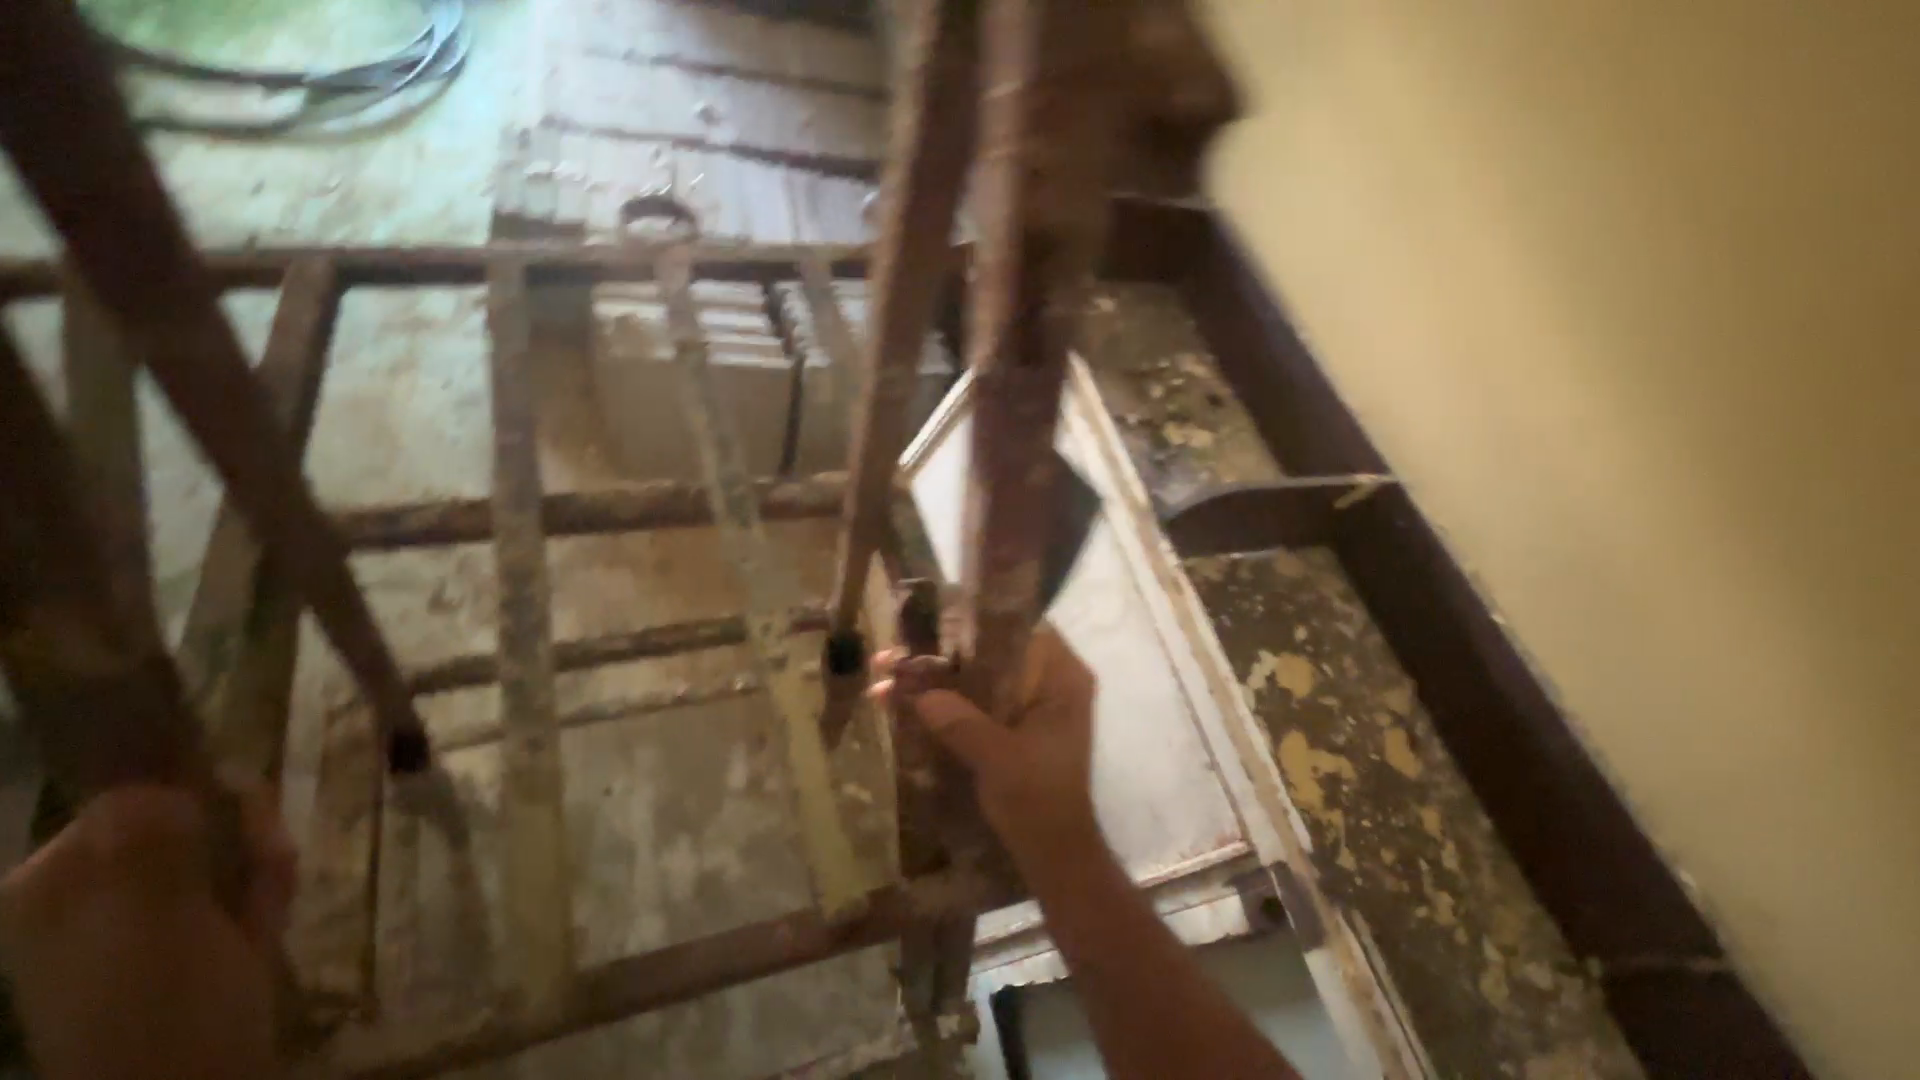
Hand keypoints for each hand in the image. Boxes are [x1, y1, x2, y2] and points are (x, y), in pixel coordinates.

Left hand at [0, 779, 295, 1079]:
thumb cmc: (164, 1006)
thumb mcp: (156, 920)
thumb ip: (151, 842)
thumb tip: (157, 773)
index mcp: (58, 882)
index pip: (141, 794)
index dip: (205, 800)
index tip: (249, 822)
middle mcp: (91, 892)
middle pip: (189, 820)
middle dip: (244, 836)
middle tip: (268, 866)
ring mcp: (141, 918)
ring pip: (224, 852)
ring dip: (262, 866)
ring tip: (272, 902)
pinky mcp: (186, 939)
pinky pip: (236, 888)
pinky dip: (265, 895)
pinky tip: (270, 920)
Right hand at [871, 626, 1102, 867]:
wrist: (1054, 855)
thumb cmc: (1038, 801)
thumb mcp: (997, 758)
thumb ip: (958, 720)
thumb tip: (914, 691)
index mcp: (1061, 677)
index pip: (1019, 626)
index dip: (973, 619)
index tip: (929, 619)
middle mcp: (1050, 681)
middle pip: (990, 649)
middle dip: (941, 651)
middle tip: (895, 652)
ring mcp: (1029, 703)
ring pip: (976, 674)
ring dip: (933, 676)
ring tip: (883, 675)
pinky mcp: (1012, 725)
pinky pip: (973, 699)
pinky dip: (942, 700)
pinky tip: (900, 701)